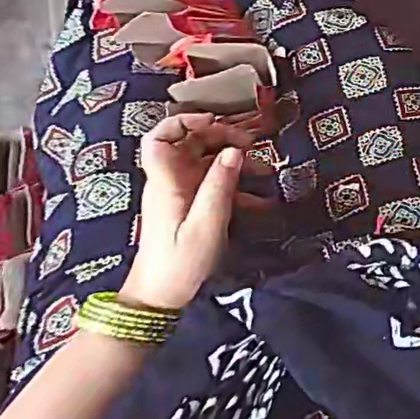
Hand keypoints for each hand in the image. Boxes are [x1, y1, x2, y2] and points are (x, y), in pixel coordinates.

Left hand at [120, 113, 257, 309]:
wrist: (159, 296)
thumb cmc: (180, 262)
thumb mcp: (206, 226)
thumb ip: (219, 186)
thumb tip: (234, 151)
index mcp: (166, 182)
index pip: (158, 138)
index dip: (183, 122)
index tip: (213, 121)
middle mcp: (170, 181)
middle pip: (188, 142)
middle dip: (219, 136)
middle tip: (250, 145)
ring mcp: (178, 192)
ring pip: (202, 159)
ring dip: (230, 157)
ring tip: (261, 167)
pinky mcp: (187, 203)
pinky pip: (209, 180)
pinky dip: (231, 180)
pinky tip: (255, 193)